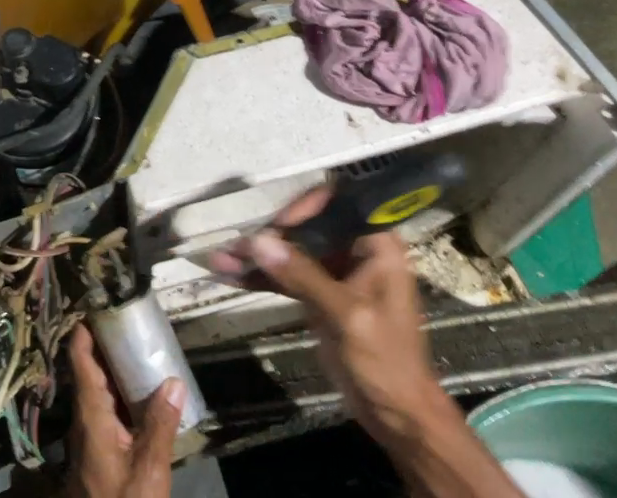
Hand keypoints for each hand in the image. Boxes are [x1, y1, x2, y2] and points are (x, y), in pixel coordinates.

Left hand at [65, 324, 186, 497]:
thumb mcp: (148, 470)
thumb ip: (160, 425)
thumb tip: (173, 380)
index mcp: (90, 416)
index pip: (80, 362)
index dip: (83, 331)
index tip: (93, 302)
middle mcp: (84, 420)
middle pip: (88, 371)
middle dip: (102, 343)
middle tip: (125, 316)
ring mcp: (89, 436)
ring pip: (97, 390)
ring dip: (112, 366)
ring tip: (136, 342)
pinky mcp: (99, 450)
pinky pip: (106, 408)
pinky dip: (119, 390)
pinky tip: (141, 389)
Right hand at [207, 186, 443, 439]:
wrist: (396, 413)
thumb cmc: (385, 360)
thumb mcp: (347, 315)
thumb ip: (302, 275)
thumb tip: (258, 241)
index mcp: (376, 247)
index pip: (340, 204)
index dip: (307, 207)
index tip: (279, 227)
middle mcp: (355, 252)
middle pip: (308, 227)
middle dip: (271, 235)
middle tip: (237, 246)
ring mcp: (334, 275)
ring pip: (291, 253)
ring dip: (257, 256)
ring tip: (220, 258)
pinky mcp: (318, 297)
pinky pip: (286, 278)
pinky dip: (260, 278)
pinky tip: (229, 275)